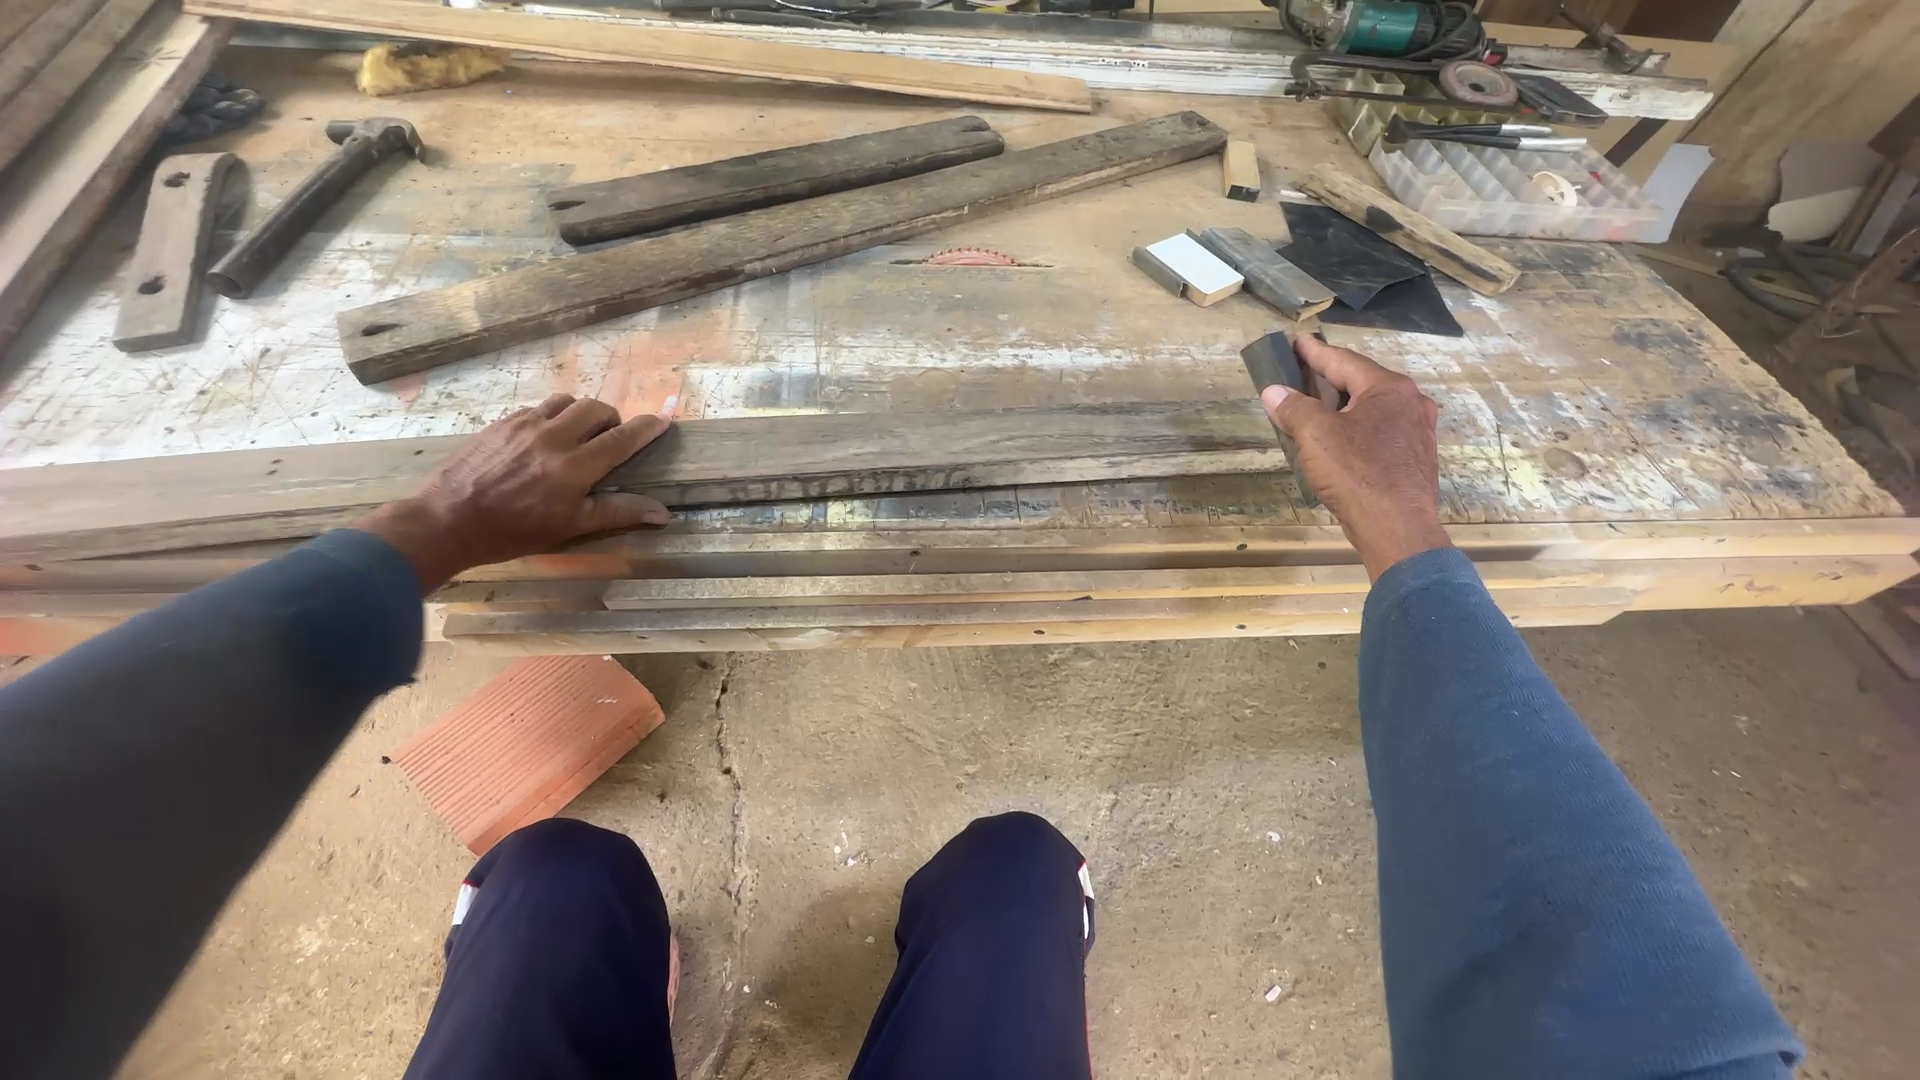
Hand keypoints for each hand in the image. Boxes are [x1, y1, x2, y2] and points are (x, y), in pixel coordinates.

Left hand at [357, 394, 675, 591]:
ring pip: (566, 401)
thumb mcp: (571, 527)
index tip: (663, 420)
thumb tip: (663, 513)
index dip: (646, 428)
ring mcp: (524, 425)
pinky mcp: (502, 422)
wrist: (448, 521)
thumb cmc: (514, 531)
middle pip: (596, 409)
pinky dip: (552, 417)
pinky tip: (544, 439)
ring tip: (577, 434)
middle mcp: (552, 438)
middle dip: (611, 419)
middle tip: (609, 438)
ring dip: (581, 413)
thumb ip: (618, 512)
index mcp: (574, 468)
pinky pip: (537, 407)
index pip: (621, 439)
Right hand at [1261, 336, 1451, 580]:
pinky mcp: (1415, 458)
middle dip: (1331, 377)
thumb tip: (1274, 391)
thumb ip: (1294, 408)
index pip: (1344, 361)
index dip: (1315, 351)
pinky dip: (1358, 427)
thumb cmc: (1357, 474)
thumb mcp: (1316, 436)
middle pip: (1362, 382)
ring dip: (1345, 404)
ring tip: (1320, 405)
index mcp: (1389, 389)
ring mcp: (1418, 431)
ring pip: (1374, 408)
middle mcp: (1411, 402)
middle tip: (1305, 371)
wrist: (1397, 527)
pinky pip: (1381, 431)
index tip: (1297, 340)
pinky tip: (1344, 439)